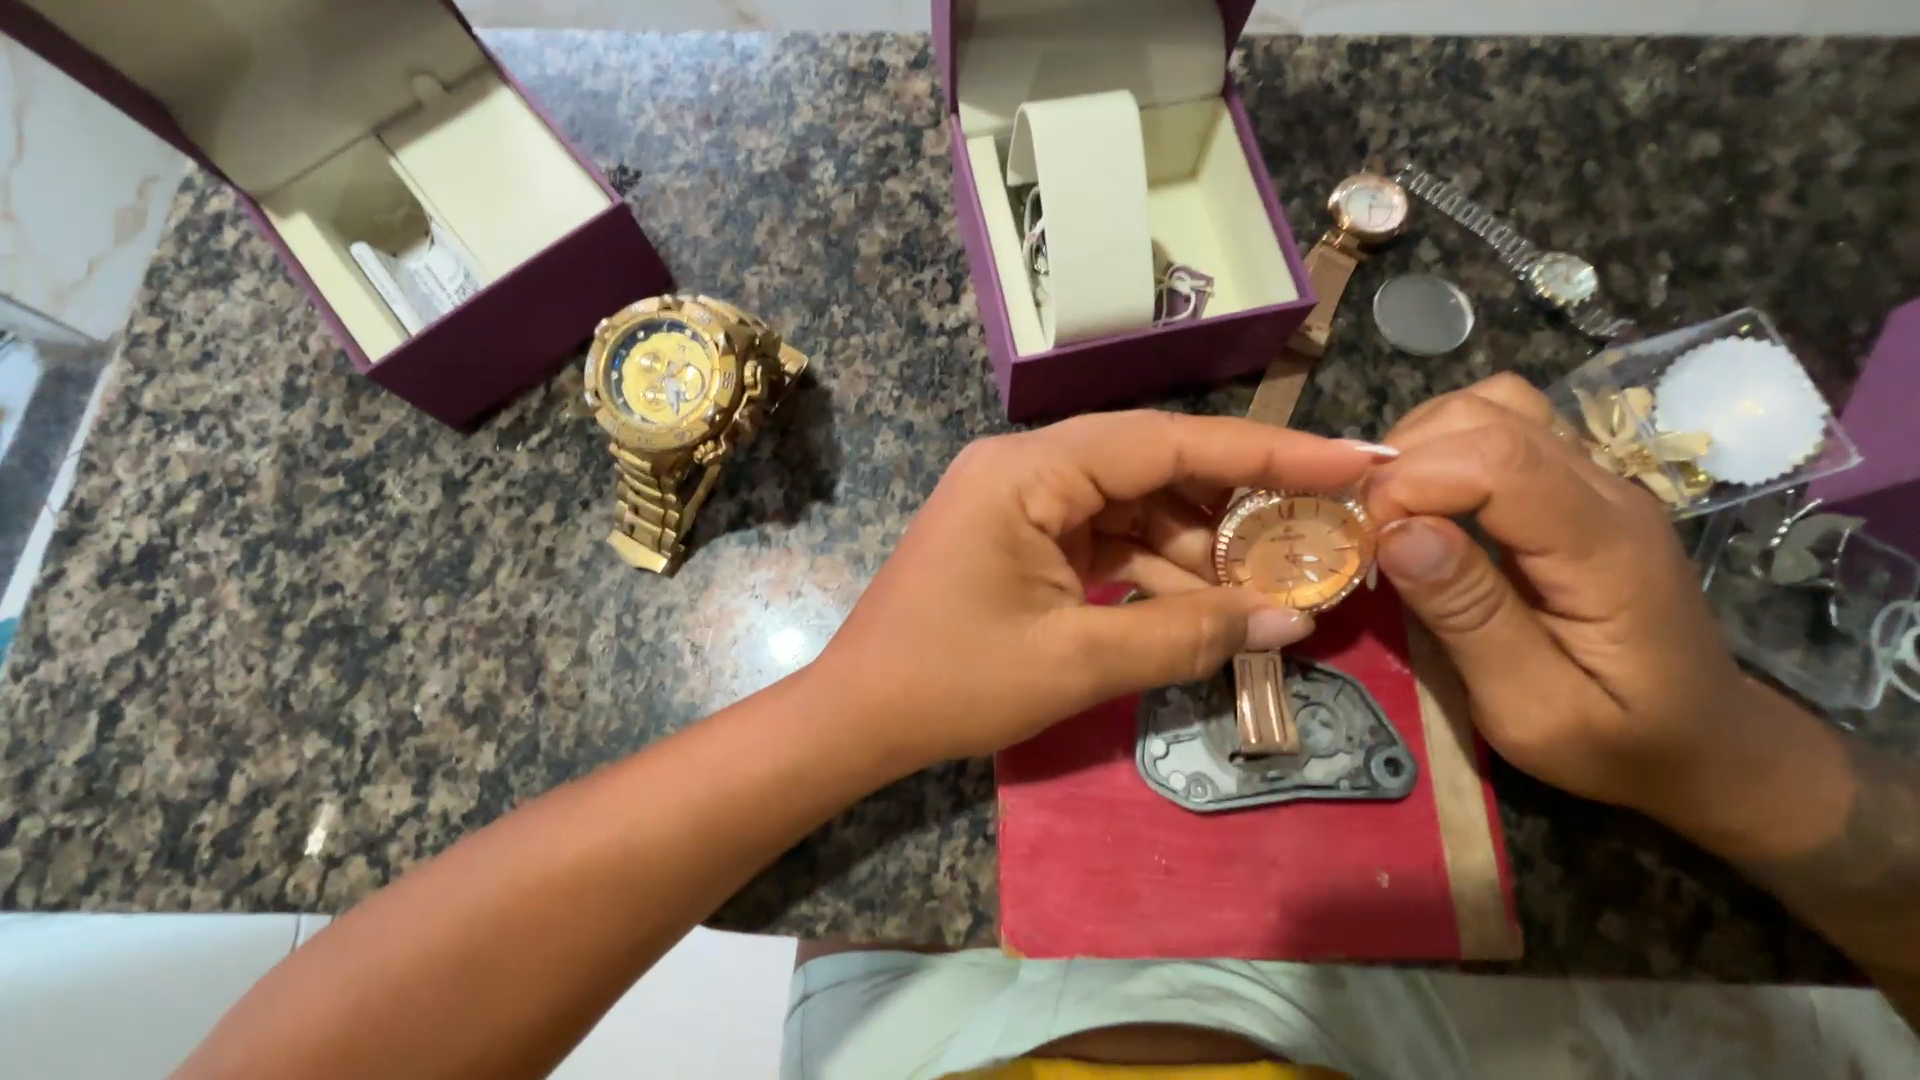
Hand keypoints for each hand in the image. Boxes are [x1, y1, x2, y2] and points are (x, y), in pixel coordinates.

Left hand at [808, 410, 1392, 768]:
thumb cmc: (952, 683)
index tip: (1352, 460)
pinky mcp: (1020, 535)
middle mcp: (1024, 465)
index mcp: (1028, 470)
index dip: (1266, 454)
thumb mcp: (1076, 662)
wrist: (858, 716)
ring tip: (1267, 584)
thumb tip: (1291, 620)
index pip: (1166, 442)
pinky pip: (1103, 534)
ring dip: (1194, 543)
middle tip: (1318, 531)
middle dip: (1234, 502)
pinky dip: (1151, 565)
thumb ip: (1186, 634)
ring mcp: (1020, 500)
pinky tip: (1200, 600)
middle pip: (1152, 464)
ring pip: (1131, 502)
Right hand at [1363, 374, 1748, 815]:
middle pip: (1490, 417)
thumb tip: (1396, 532)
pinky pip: (1500, 427)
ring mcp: (1595, 480)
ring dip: (1420, 444)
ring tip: (1388, 509)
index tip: (1368, 541)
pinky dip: (1441, 446)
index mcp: (1603, 549)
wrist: (1703, 745)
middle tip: (1367, 528)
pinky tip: (1422, 499)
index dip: (1412, 482)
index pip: (1499, 461)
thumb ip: (1470, 618)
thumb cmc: (1616, 741)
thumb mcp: (1532, 709)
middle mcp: (1606, 492)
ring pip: (1493, 405)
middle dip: (1404, 461)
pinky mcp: (1573, 486)